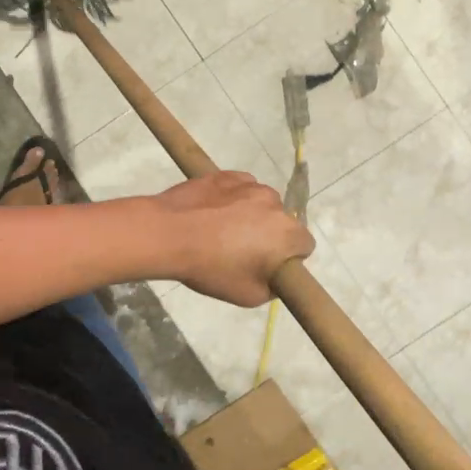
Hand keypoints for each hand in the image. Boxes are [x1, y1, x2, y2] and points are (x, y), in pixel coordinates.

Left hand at [157, 172, 312, 307]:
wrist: (167, 233)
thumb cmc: (211, 267)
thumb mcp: (250, 295)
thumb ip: (273, 285)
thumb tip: (272, 274)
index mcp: (287, 232)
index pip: (303, 245)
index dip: (287, 257)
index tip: (265, 265)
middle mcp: (273, 202)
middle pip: (281, 221)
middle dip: (268, 234)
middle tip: (240, 249)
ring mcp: (247, 183)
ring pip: (259, 201)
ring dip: (249, 213)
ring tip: (220, 228)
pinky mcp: (222, 174)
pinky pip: (238, 186)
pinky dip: (232, 197)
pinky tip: (211, 210)